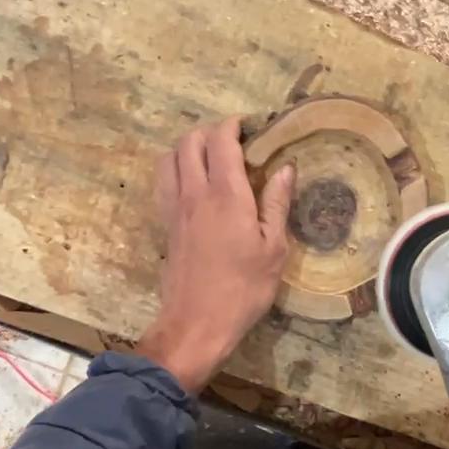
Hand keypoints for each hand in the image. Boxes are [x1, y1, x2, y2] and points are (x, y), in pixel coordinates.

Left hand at [135, 117, 294, 393]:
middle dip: (211, 132)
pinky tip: (193, 185)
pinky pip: (164, 181)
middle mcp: (195, 193)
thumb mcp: (274, 250)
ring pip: (170, 157)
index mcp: (226, 195)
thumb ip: (276, 204)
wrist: (196, 323)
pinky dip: (176, 169)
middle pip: (190, 141)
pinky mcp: (166, 225)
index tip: (251, 127)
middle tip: (234, 142)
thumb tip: (284, 169)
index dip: (234, 125)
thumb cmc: (243, 290)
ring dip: (188, 147)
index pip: (222, 141)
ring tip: (211, 158)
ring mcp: (175, 208)